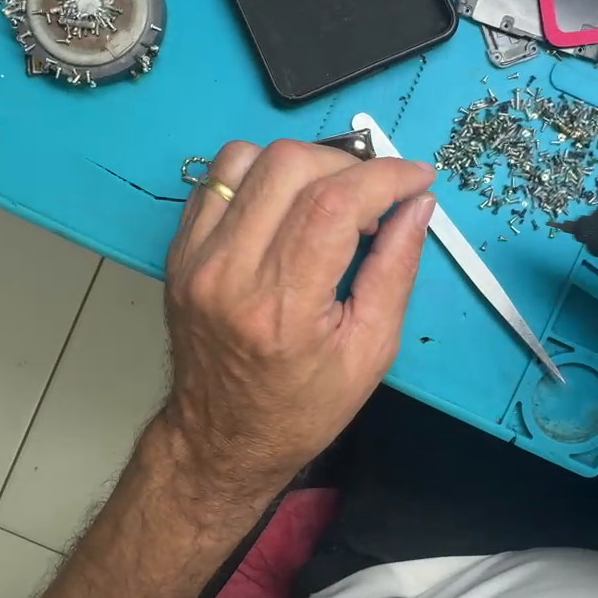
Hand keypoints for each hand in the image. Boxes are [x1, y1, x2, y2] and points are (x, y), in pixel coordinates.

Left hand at [160, 139, 435, 498]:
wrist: (221, 440)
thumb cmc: (304, 406)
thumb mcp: (371, 351)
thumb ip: (396, 269)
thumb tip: (418, 203)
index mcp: (283, 306)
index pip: (334, 203)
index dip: (386, 176)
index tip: (418, 177)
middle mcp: (229, 271)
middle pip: (289, 165)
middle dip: (348, 165)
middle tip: (372, 199)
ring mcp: (194, 257)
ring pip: (247, 157)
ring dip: (300, 164)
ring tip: (327, 199)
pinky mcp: (178, 250)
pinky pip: (216, 178)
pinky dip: (259, 175)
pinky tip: (284, 206)